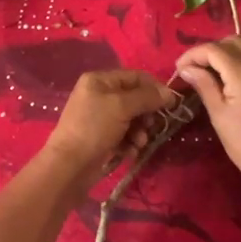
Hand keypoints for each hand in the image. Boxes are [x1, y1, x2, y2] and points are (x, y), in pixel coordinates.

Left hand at [39, 70, 177, 191]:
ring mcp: (99, 117)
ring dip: (139, 131)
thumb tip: (170, 93)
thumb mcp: (122, 107)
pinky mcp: (101, 137)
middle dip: (145, 113)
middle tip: (150, 125)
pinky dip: (129, 142)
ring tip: (138, 142)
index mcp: (99, 80)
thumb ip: (146, 98)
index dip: (153, 88)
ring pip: (131, 119)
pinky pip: (123, 134)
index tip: (171, 102)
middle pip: (134, 98)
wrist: (70, 165)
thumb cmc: (94, 128)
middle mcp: (98, 95)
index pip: (134, 76)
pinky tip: (129, 152)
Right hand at [176, 37, 240, 187]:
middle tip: (196, 69)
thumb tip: (187, 68)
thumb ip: (204, 85)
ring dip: (227, 55)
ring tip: (211, 75)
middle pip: (232, 42)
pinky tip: (232, 84)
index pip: (213, 49)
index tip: (179, 69)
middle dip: (211, 50)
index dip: (193, 54)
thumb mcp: (219, 115)